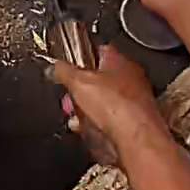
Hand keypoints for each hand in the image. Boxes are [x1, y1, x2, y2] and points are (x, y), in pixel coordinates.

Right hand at [50, 44, 169, 165]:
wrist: (136, 138)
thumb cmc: (116, 105)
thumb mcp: (77, 82)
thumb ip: (62, 71)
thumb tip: (54, 68)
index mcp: (120, 61)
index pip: (99, 50)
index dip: (82, 56)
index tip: (69, 64)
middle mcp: (131, 79)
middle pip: (99, 78)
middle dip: (81, 88)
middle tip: (71, 94)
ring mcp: (134, 101)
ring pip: (103, 100)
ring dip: (87, 108)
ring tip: (77, 115)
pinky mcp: (134, 122)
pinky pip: (109, 119)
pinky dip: (97, 123)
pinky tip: (89, 129)